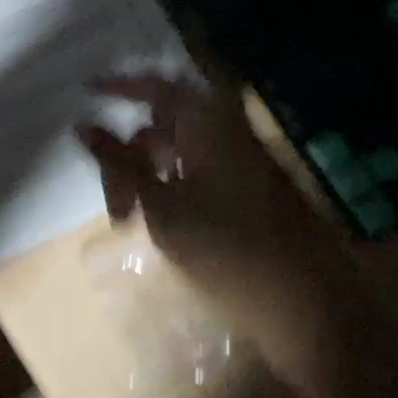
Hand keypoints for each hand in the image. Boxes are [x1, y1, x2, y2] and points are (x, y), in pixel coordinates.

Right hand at [77, 75, 351, 317]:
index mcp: (210, 125)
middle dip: (129, 153)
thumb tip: (83, 125)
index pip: (158, 85)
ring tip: (132, 223)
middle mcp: (230, 132)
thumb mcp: (163, 210)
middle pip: (166, 122)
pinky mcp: (256, 188)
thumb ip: (121, 164)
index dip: (120, 85)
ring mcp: (247, 161)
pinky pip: (203, 168)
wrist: (314, 313)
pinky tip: (163, 223)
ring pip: (182, 149)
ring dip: (149, 174)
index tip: (86, 95)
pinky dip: (174, 184)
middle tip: (114, 204)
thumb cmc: (230, 256)